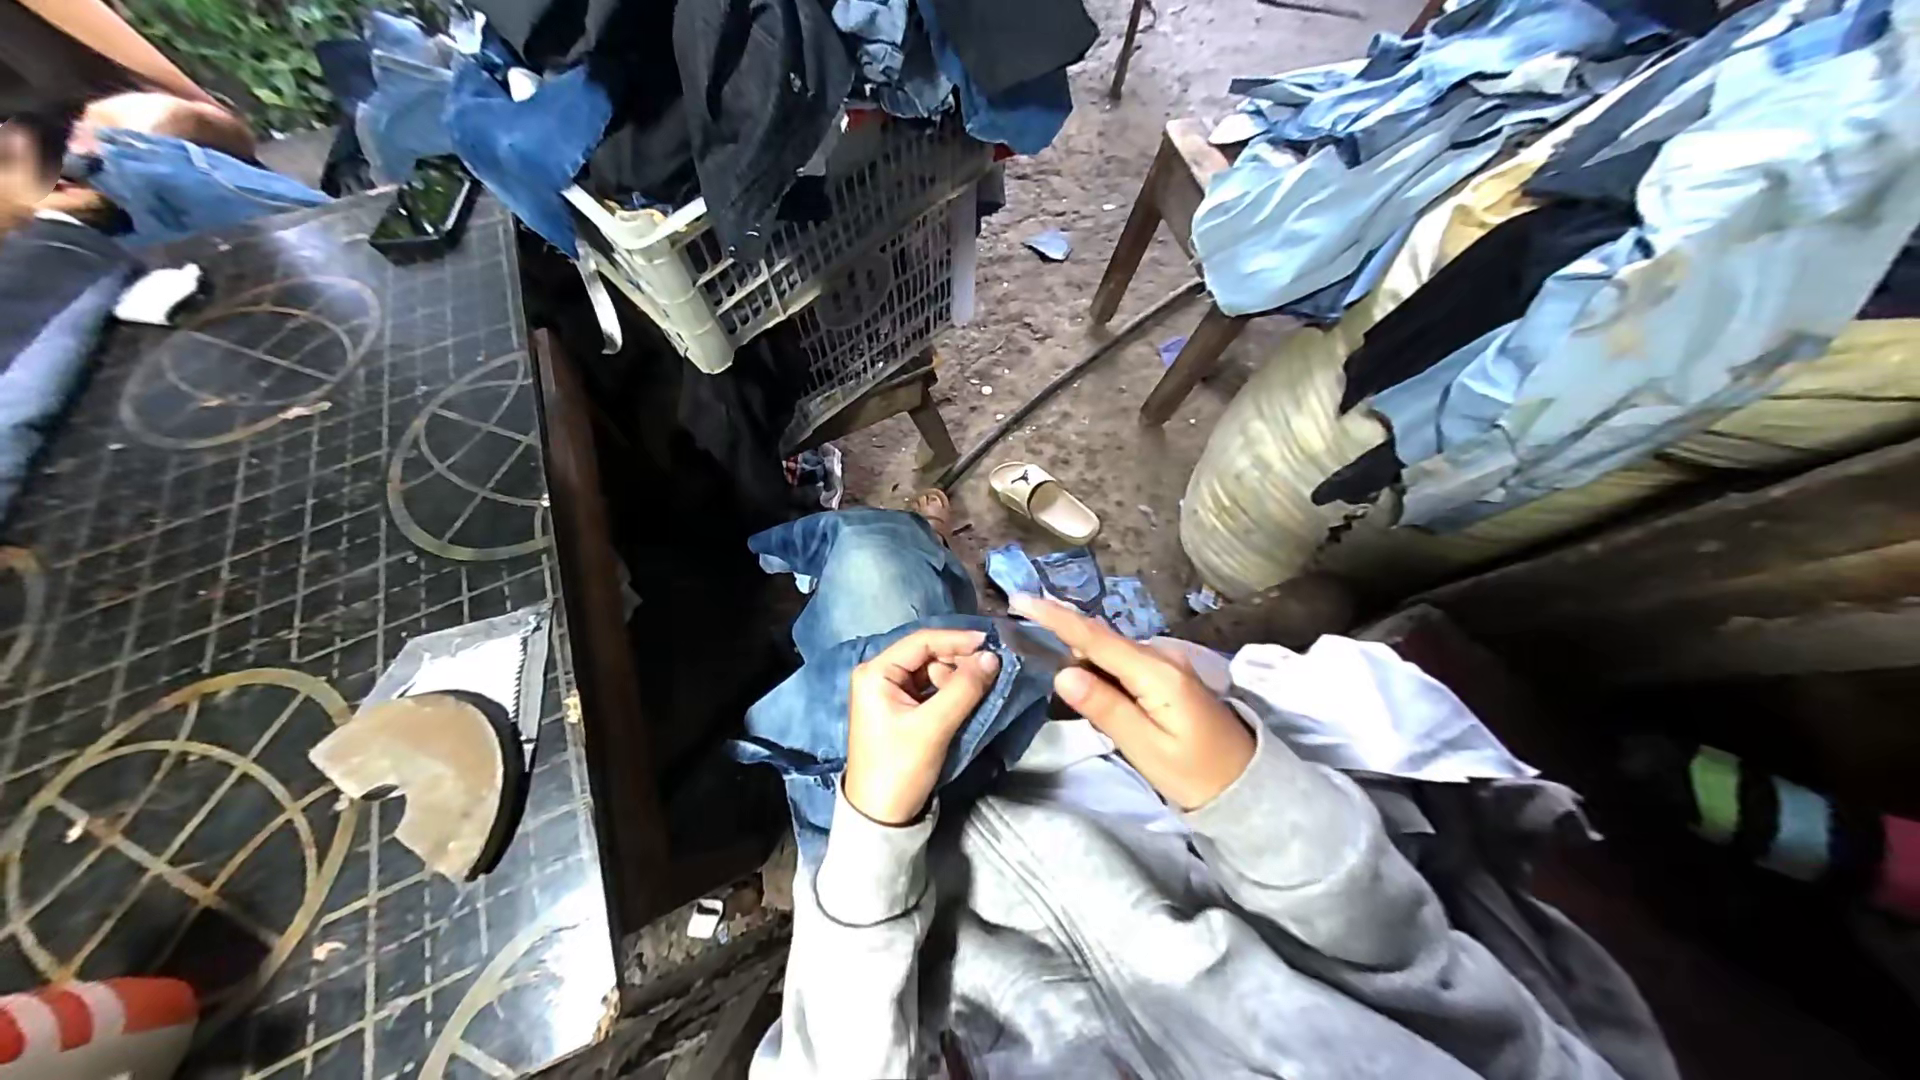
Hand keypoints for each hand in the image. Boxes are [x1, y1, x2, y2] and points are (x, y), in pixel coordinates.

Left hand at [843, 628, 1000, 824]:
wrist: (881, 817)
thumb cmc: (900, 768)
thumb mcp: (933, 727)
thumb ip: (963, 689)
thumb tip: (993, 657)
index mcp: (875, 672)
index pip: (921, 641)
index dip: (957, 639)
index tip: (990, 643)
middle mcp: (879, 675)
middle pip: (928, 654)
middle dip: (959, 660)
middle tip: (991, 669)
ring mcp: (890, 692)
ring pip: (932, 671)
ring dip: (958, 676)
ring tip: (982, 687)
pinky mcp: (902, 708)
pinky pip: (932, 689)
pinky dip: (952, 690)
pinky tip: (971, 695)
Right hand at [1011, 593, 1252, 809]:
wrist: (1248, 785)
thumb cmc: (1196, 774)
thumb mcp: (1146, 748)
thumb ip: (1106, 707)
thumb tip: (1064, 673)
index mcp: (1156, 672)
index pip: (1096, 638)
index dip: (1056, 617)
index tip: (1021, 600)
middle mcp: (1162, 655)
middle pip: (1101, 637)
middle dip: (1061, 630)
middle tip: (1022, 630)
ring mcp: (1167, 662)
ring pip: (1111, 648)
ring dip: (1078, 649)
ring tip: (1044, 651)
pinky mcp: (1167, 673)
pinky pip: (1123, 660)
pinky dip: (1098, 663)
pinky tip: (1084, 675)